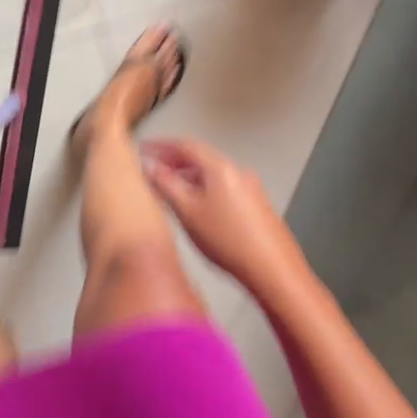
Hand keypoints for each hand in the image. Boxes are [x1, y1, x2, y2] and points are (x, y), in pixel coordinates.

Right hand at [142, 137, 302, 292]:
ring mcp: (251, 188)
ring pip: (212, 175)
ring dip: (188, 177)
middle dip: (174, 162)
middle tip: (152, 170)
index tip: (142, 149)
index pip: (185, 145)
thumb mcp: (187, 211)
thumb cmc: (225, 239)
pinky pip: (223, 188)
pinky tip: (195, 208)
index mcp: (220, 167)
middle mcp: (238, 171)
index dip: (161, 145)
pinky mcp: (257, 206)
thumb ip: (165, 184)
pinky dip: (203, 189)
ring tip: (168, 190)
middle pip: (200, 158)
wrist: (274, 272)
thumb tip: (149, 165)